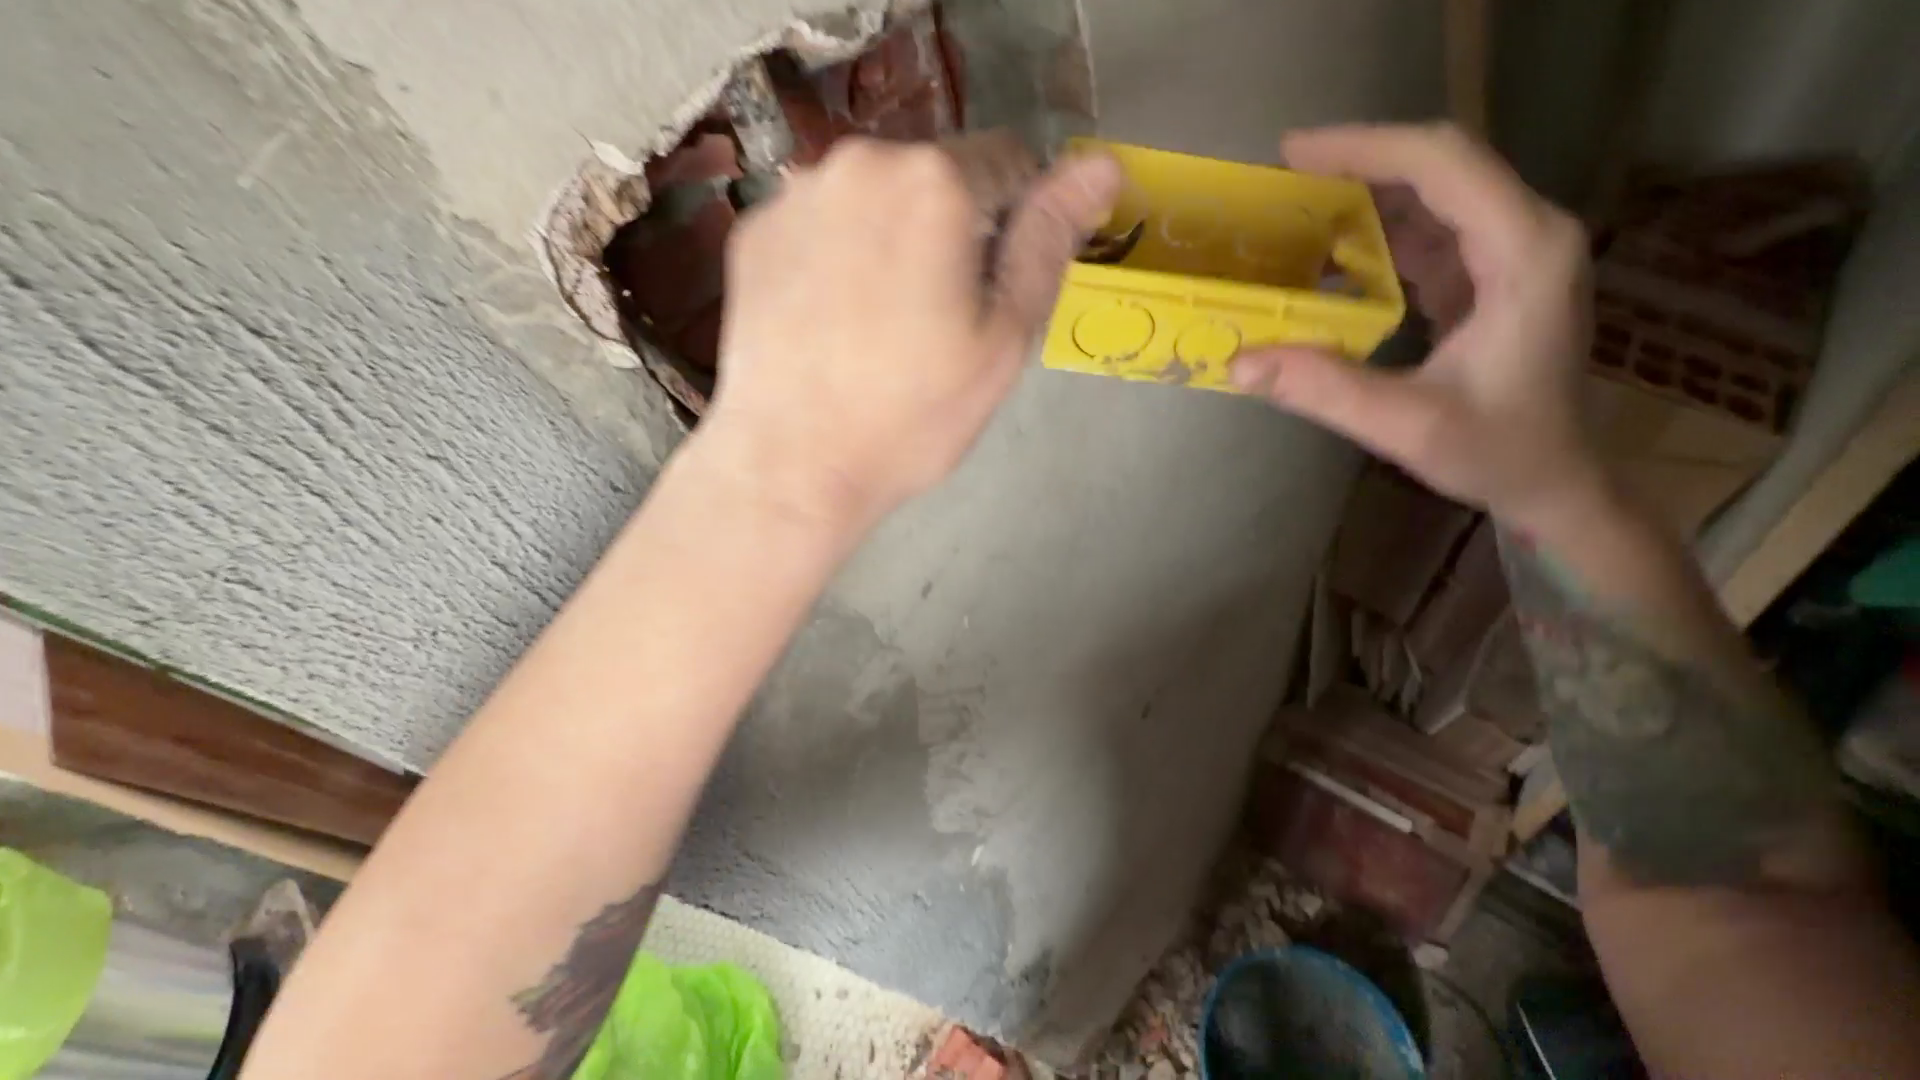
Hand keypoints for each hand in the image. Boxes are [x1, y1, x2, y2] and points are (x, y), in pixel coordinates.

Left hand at [698, 135, 1121, 529]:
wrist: (790, 466)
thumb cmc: (911, 415)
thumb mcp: (1003, 338)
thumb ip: (1050, 240)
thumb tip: (1100, 166)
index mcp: (934, 181)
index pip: (1009, 161)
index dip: (1017, 223)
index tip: (994, 288)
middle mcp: (859, 161)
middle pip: (937, 175)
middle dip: (952, 228)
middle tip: (938, 318)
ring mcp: (797, 193)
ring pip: (877, 196)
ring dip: (894, 237)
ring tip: (881, 323)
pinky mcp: (755, 229)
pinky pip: (824, 221)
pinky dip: (839, 253)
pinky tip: (833, 318)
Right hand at [1230, 124, 1606, 529]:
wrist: (1555, 479)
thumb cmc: (1501, 451)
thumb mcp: (1410, 426)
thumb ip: (1328, 390)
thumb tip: (1239, 361)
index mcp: (1524, 252)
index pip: (1442, 164)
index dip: (1364, 148)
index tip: (1290, 155)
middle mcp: (1526, 233)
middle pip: (1436, 166)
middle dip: (1354, 166)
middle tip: (1276, 183)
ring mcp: (1511, 251)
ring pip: (1429, 195)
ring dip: (1360, 199)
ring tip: (1290, 216)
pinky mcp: (1489, 274)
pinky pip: (1426, 232)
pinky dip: (1373, 236)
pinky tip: (1326, 259)